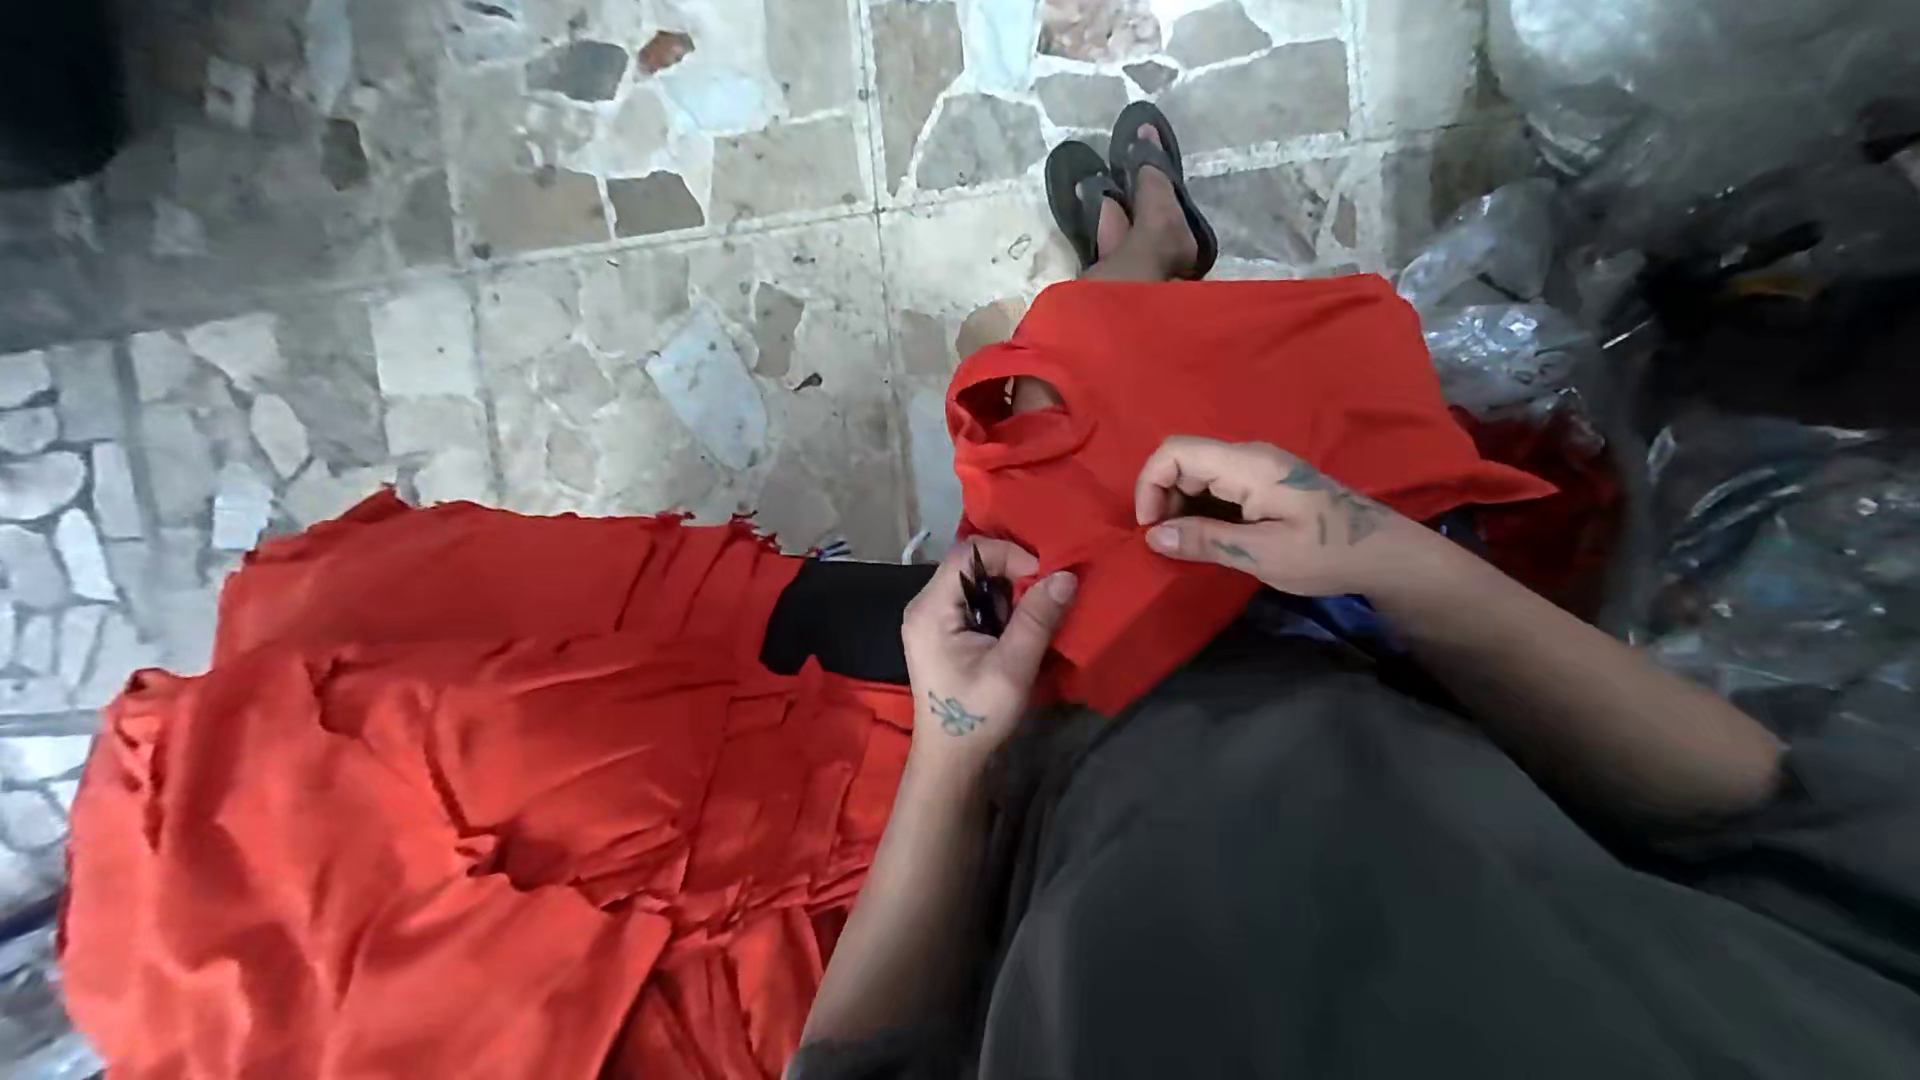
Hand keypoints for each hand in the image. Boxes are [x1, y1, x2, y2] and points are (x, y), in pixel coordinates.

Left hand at [901, 538, 1076, 780]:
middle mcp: (924, 605)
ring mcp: (931, 617)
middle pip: (969, 563)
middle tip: (1042, 596)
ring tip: (1030, 618)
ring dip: (1007, 592)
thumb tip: (1066, 575)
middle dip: (1011, 574)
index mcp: (930, 609)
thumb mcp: (1012, 668)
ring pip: (974, 581)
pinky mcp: (942, 630)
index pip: (967, 553)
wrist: (952, 758)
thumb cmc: (977, 715)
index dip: (1008, 555)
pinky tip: (1015, 629)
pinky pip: (972, 600)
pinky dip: (999, 606)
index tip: (1043, 577)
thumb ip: (1037, 619)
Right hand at [1134, 435, 1438, 596]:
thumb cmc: (1327, 553)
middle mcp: (1248, 457)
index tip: (1151, 527)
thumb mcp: (1263, 554)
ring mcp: (1256, 468)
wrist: (1385, 554)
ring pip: (1195, 473)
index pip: (1175, 452)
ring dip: (1179, 507)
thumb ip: (1206, 541)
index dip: (1150, 484)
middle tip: (1167, 541)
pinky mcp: (1262, 483)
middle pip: (1182, 460)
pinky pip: (1215, 486)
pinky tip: (1208, 537)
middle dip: (1162, 498)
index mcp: (1248, 466)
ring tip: (1186, 543)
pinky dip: (1198, 509)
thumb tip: (1153, 536)